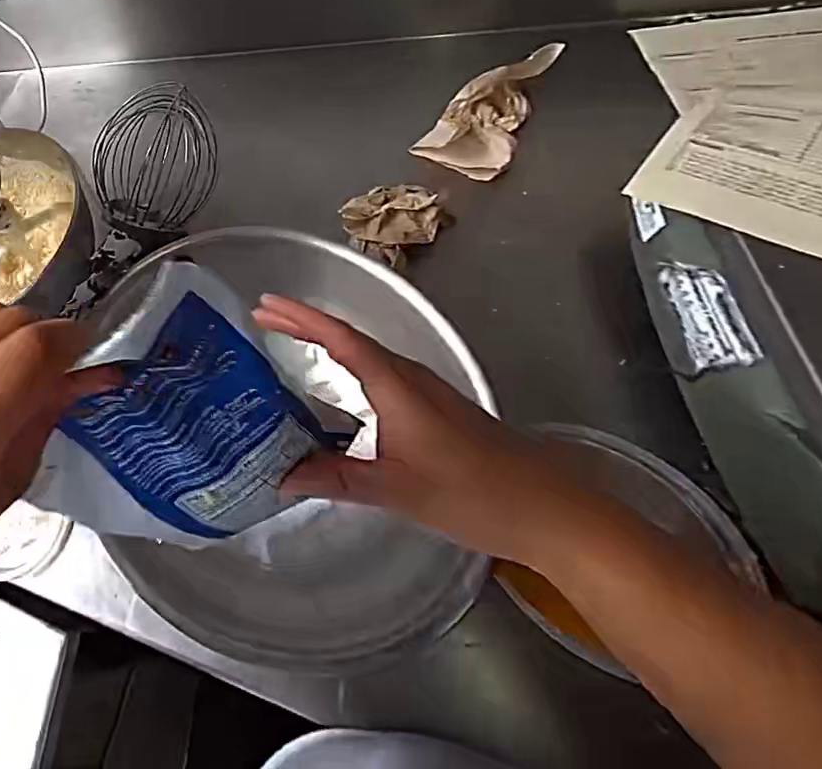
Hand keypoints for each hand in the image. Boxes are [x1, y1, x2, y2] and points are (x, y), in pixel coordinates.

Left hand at [0, 305, 120, 582]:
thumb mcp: (14, 474)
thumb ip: (50, 409)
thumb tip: (89, 368)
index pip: (27, 351)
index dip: (67, 340)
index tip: (86, 345)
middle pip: (6, 321)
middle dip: (43, 335)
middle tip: (58, 360)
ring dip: (12, 334)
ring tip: (16, 368)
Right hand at [252, 294, 596, 564]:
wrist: (560, 517)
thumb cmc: (479, 496)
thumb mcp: (398, 490)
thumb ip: (335, 479)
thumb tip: (277, 476)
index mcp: (398, 388)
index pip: (341, 340)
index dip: (301, 319)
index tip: (265, 305)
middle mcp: (410, 380)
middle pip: (348, 338)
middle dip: (302, 323)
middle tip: (260, 317)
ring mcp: (425, 392)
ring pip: (362, 353)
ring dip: (321, 340)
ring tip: (283, 339)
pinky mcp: (432, 409)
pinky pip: (374, 371)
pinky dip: (342, 362)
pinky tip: (330, 380)